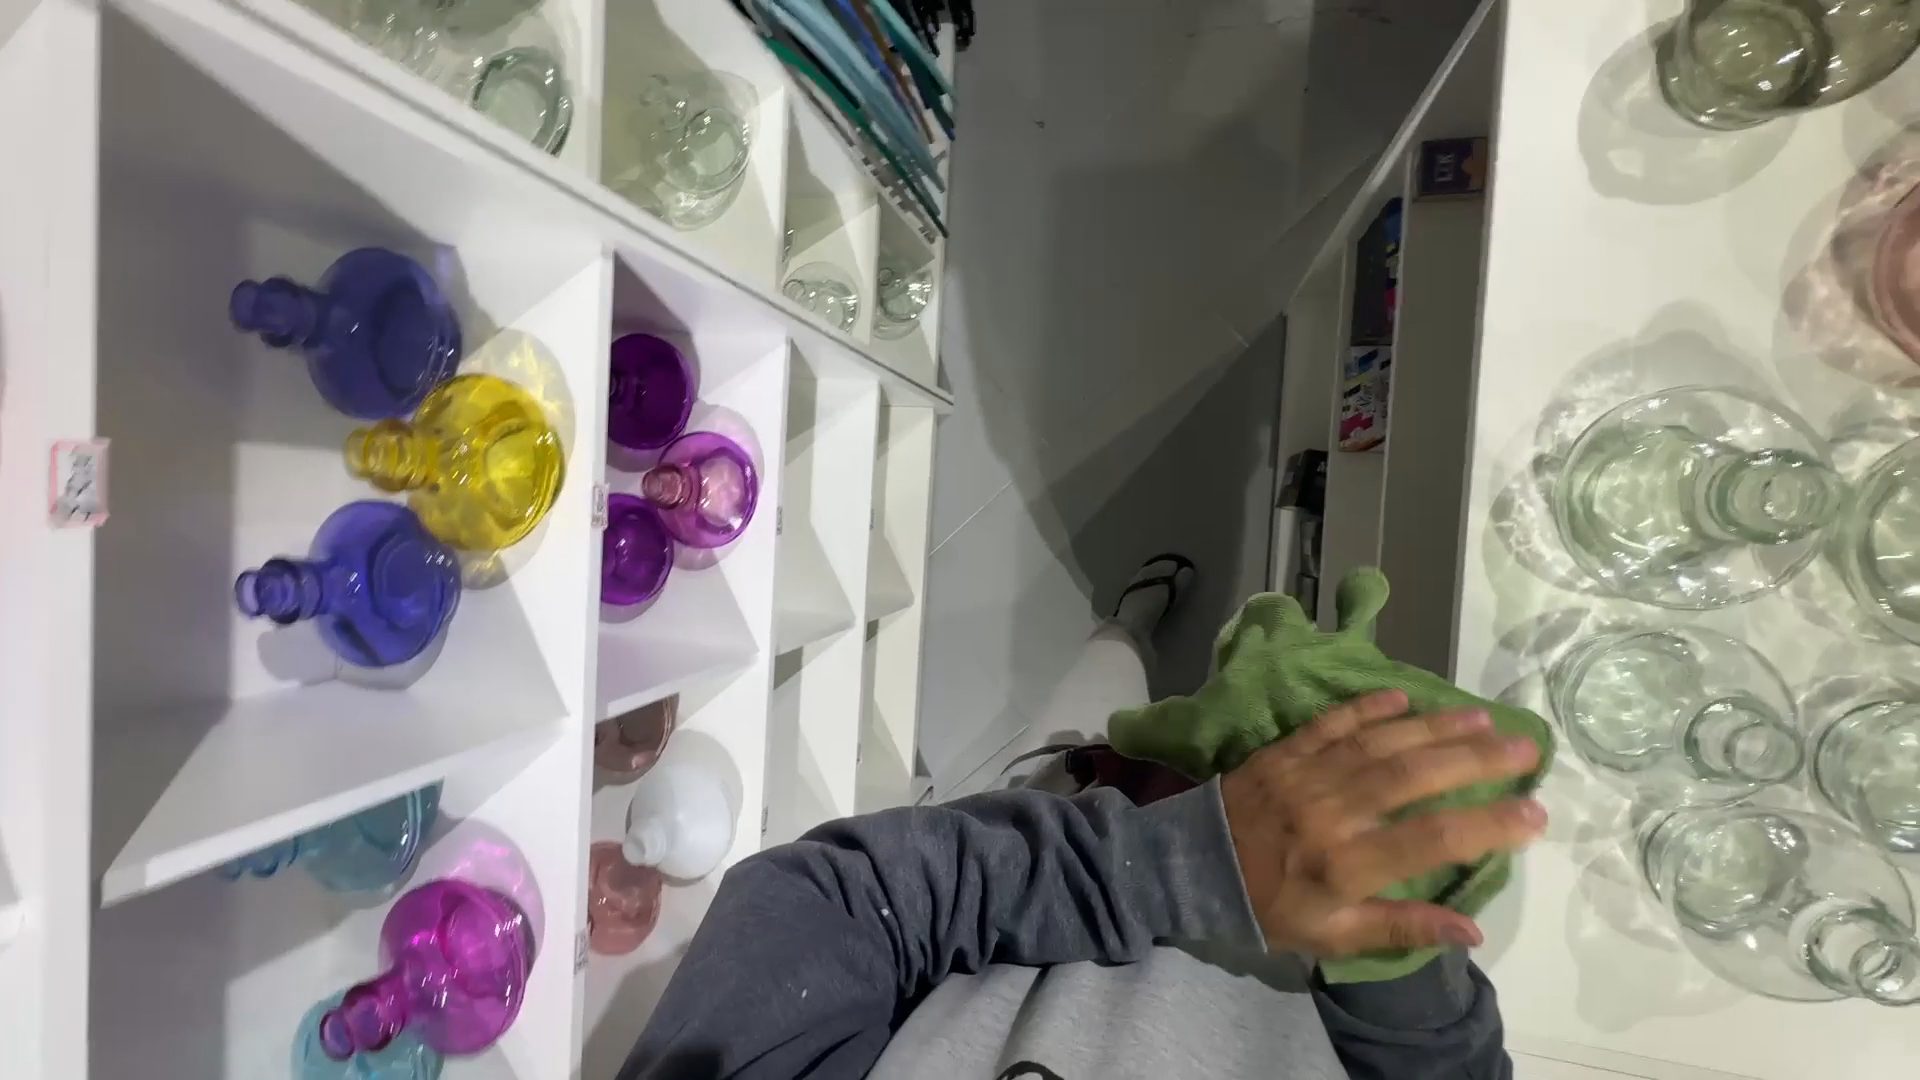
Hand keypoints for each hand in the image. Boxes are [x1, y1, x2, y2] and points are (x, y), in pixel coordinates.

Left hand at [1219, 689, 1544, 956]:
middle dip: (1472, 759)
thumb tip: (1470, 928)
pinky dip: (1363, 708)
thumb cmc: (1267, 903)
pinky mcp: (1281, 751)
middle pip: (1410, 777)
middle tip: (1523, 746)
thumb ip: (1397, 928)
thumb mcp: (1329, 935)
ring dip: (1430, 727)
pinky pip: (1327, 724)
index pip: (1430, 841)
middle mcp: (1329, 811)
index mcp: (1344, 864)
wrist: (1193, 862)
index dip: (1487, 826)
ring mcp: (1303, 774)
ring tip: (1479, 717)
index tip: (1535, 813)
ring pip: (1376, 743)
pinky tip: (1400, 696)